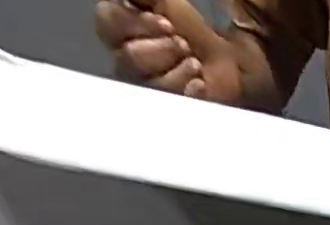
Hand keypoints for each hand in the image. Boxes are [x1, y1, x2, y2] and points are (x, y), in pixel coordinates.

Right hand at [94, 0, 232, 100]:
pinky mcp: (167, 109)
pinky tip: (200, 82)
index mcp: (116, 29)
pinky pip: (173, 102)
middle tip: (184, 44)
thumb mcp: (164, 2)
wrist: (221, 62)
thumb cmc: (187, 29)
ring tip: (195, 63)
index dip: (139, 23)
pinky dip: (191, 89)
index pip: (108, 22)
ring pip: (152, 82)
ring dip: (180, 69)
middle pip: (131, 56)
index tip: (167, 24)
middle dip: (164, 48)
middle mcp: (124, 60)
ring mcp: (144, 88)